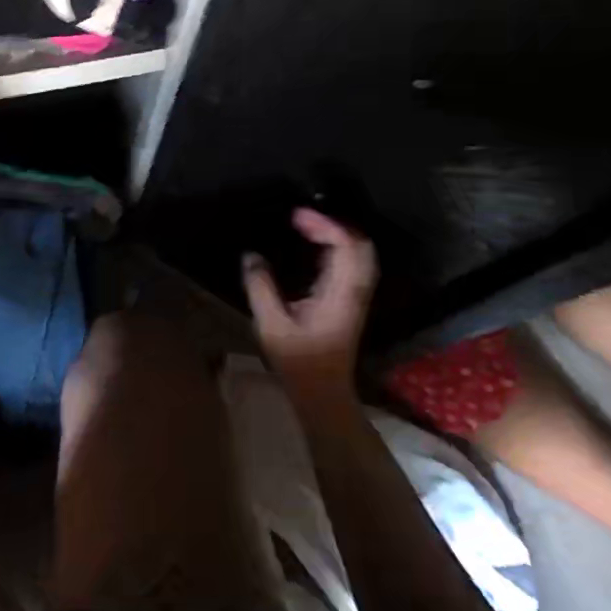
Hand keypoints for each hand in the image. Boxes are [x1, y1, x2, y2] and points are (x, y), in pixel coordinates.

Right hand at [243, 208, 378, 401]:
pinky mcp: (350, 303)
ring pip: (360, 254)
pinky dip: (337, 248)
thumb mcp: (272, 326)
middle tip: (303, 217)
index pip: (344, 246)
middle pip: (360, 246)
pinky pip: (353, 264)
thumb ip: (261, 287)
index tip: (295, 216)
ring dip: (337, 235)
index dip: (323, 224)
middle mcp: (355, 291)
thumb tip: (251, 256)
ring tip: (308, 227)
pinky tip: (314, 249)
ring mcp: (356, 297)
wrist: (324, 394)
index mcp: (341, 293)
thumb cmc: (298, 362)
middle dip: (334, 224)